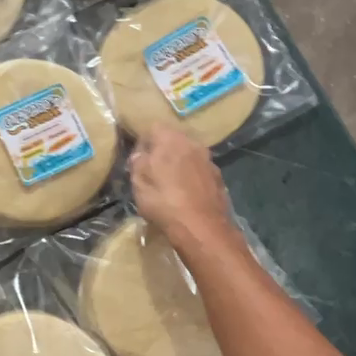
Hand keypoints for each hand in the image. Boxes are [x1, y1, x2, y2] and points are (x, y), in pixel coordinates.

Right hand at [128, 125, 241, 255]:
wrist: (201, 227)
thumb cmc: (163, 200)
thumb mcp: (138, 182)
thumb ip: (138, 161)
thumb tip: (141, 154)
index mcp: (171, 139)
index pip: (153, 128)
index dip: (143, 142)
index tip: (137, 160)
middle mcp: (193, 143)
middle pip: (173, 140)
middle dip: (162, 152)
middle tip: (152, 171)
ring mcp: (209, 161)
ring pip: (188, 156)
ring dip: (178, 165)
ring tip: (169, 185)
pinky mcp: (218, 178)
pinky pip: (198, 171)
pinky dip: (191, 178)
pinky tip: (185, 195)